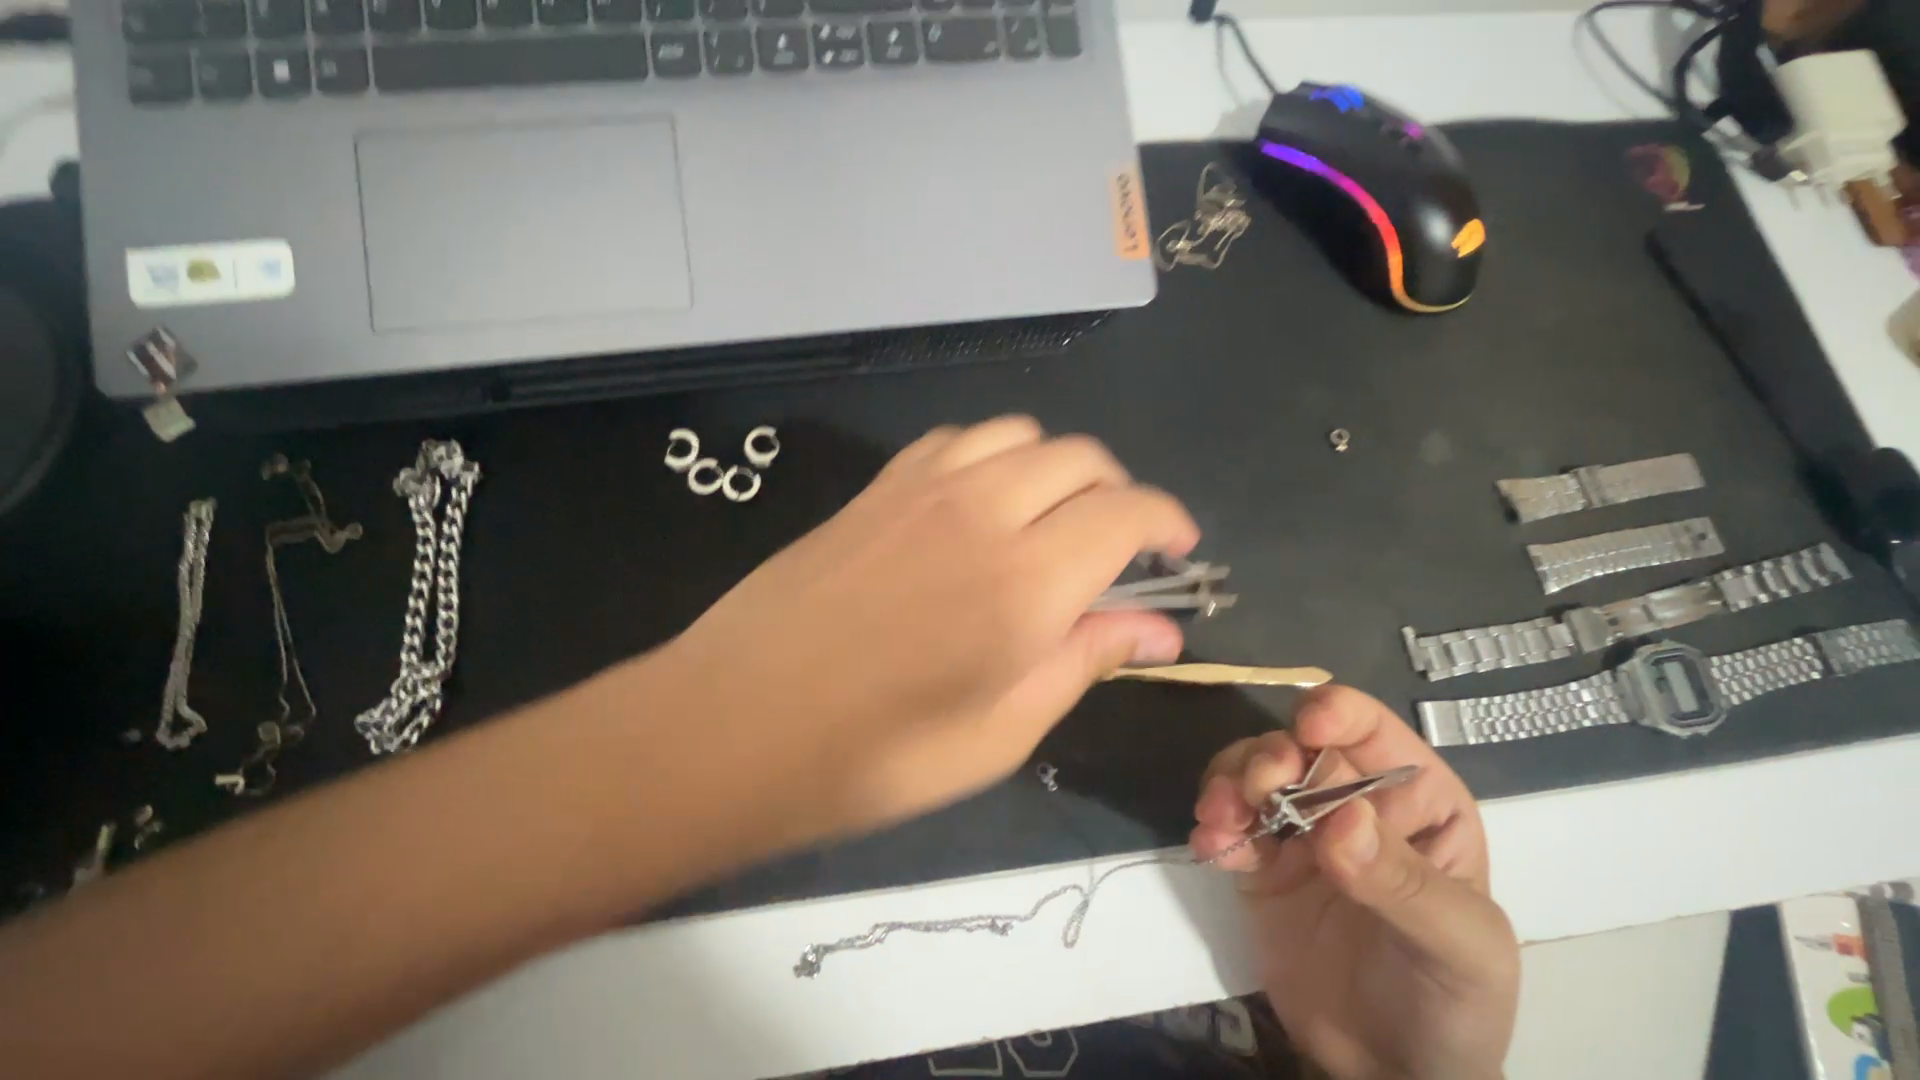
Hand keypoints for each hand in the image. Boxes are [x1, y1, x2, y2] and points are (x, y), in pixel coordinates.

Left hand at [659, 416, 1198, 852]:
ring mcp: (922, 488)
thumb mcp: (1002, 733)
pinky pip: (956, 441)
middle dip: (1119, 493)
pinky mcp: (876, 488)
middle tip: (1118, 552)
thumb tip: (1158, 629)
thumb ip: (1084, 661)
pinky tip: (981, 506)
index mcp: (1027, 580)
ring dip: (1057, 467)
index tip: (1178, 554)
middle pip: (1081, 458)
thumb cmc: (876, 756)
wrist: (735, 724)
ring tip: (1053, 521)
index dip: (1168, 523)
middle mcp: (983, 510)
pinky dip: (993, 458)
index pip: (1127, 512)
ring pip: (1020, 435)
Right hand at [1190, 686, 1519, 1079]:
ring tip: (1218, 821)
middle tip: (1254, 791)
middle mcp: (1354, 801)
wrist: (1391, 1073)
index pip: (1372, 732)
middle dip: (1269, 756)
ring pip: (1252, 774)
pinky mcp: (1260, 868)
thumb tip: (1342, 819)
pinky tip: (1210, 849)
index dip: (1338, 715)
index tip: (1306, 731)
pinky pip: (1228, 826)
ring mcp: (1301, 833)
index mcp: (1417, 801)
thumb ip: (1404, 882)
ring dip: (1228, 784)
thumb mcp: (1458, 945)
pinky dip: (1212, 827)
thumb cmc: (1451, 1000)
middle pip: (1297, 745)